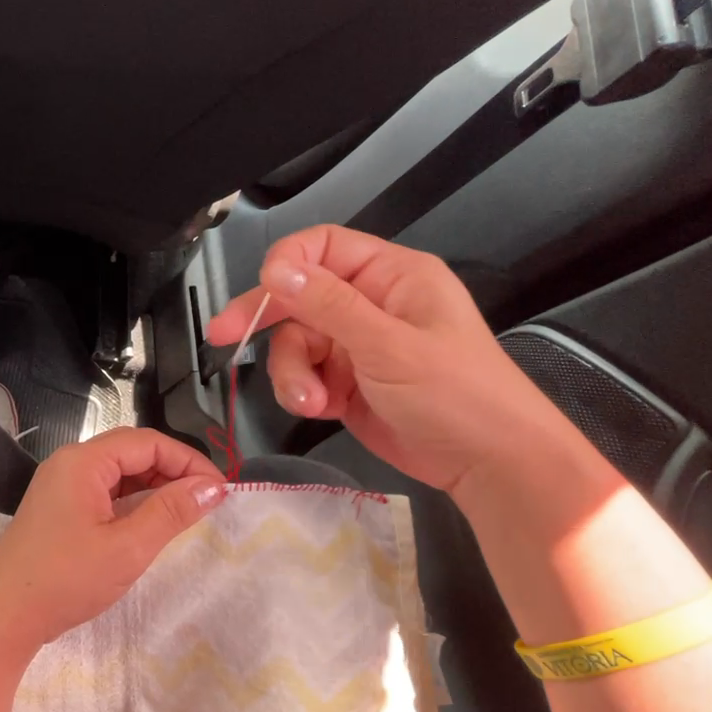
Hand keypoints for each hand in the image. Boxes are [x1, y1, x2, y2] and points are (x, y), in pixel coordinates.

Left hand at [0, 428, 225, 650]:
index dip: (187, 460)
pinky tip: (152, 522)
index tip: (220, 490)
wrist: (6, 614)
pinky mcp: (58, 508)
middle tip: (207, 502)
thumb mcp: (127, 547)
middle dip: (172, 470)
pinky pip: (103, 491)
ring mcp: (60, 486)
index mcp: (82, 462)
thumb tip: (214, 486)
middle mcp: (68, 464)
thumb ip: (171, 512)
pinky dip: (131, 501)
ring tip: (187, 512)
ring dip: (153, 485)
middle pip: (131, 451)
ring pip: (118, 472)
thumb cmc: (67, 579)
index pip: (146, 441)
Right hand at [206, 225, 583, 492]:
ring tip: (310, 401)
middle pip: (295, 296)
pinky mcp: (344, 381)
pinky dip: (302, 393)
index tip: (262, 289)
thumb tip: (276, 270)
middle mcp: (369, 304)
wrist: (489, 464)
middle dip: (263, 319)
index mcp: (391, 277)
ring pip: (292, 342)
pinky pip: (301, 375)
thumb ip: (328, 305)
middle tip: (222, 335)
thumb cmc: (458, 395)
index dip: (287, 263)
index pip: (322, 247)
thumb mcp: (388, 346)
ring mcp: (355, 344)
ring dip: (291, 373)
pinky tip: (322, 410)